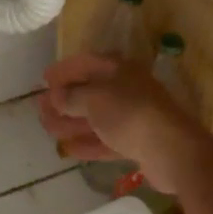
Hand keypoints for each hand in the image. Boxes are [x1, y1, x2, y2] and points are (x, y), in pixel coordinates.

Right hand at [36, 52, 211, 194]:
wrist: (171, 150)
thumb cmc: (130, 114)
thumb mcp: (95, 99)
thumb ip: (73, 96)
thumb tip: (57, 94)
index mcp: (120, 70)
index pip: (88, 63)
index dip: (66, 69)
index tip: (45, 78)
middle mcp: (128, 89)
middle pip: (91, 92)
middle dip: (65, 99)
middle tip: (41, 107)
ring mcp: (134, 117)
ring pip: (97, 118)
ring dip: (72, 122)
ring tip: (47, 127)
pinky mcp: (137, 143)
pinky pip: (107, 140)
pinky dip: (88, 143)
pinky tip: (68, 149)